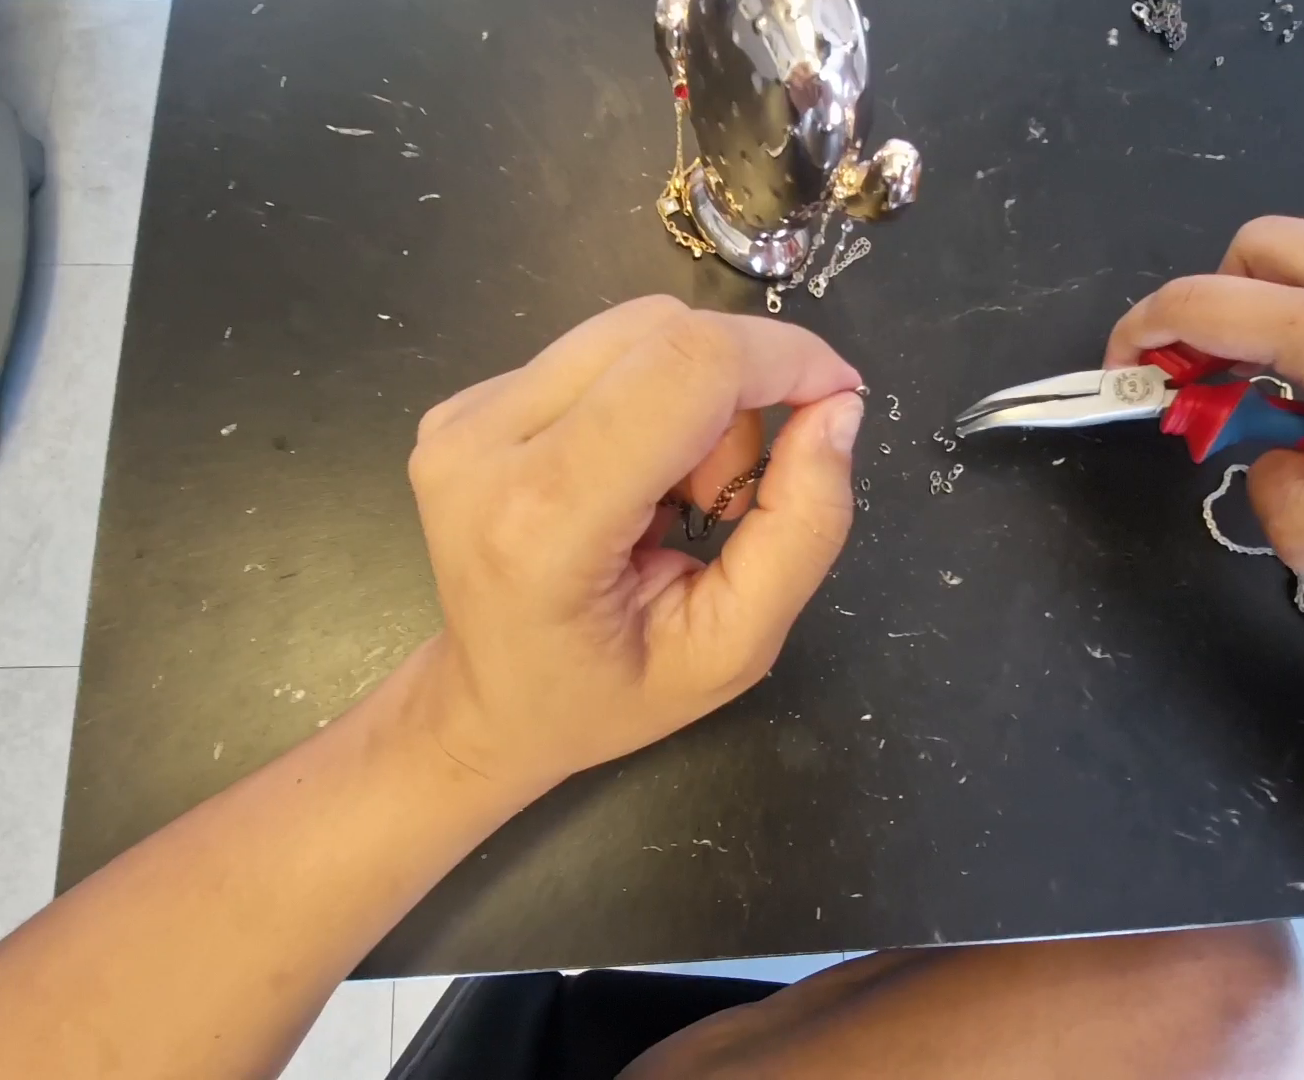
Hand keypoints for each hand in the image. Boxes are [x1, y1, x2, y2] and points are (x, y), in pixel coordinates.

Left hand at [407, 296, 864, 790]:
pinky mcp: (465, 406)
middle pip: (663, 332)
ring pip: (633, 331)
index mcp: (545, 517)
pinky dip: (648, 401)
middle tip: (736, 493)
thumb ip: (803, 532)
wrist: (487, 705)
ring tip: (679, 495)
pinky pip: (596, 355)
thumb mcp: (733, 647)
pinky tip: (632, 478)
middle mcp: (485, 443)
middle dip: (741, 392)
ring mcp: (465, 417)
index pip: (687, 368)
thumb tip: (838, 410)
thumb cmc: (607, 697)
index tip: (837, 396)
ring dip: (694, 398)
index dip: (785, 359)